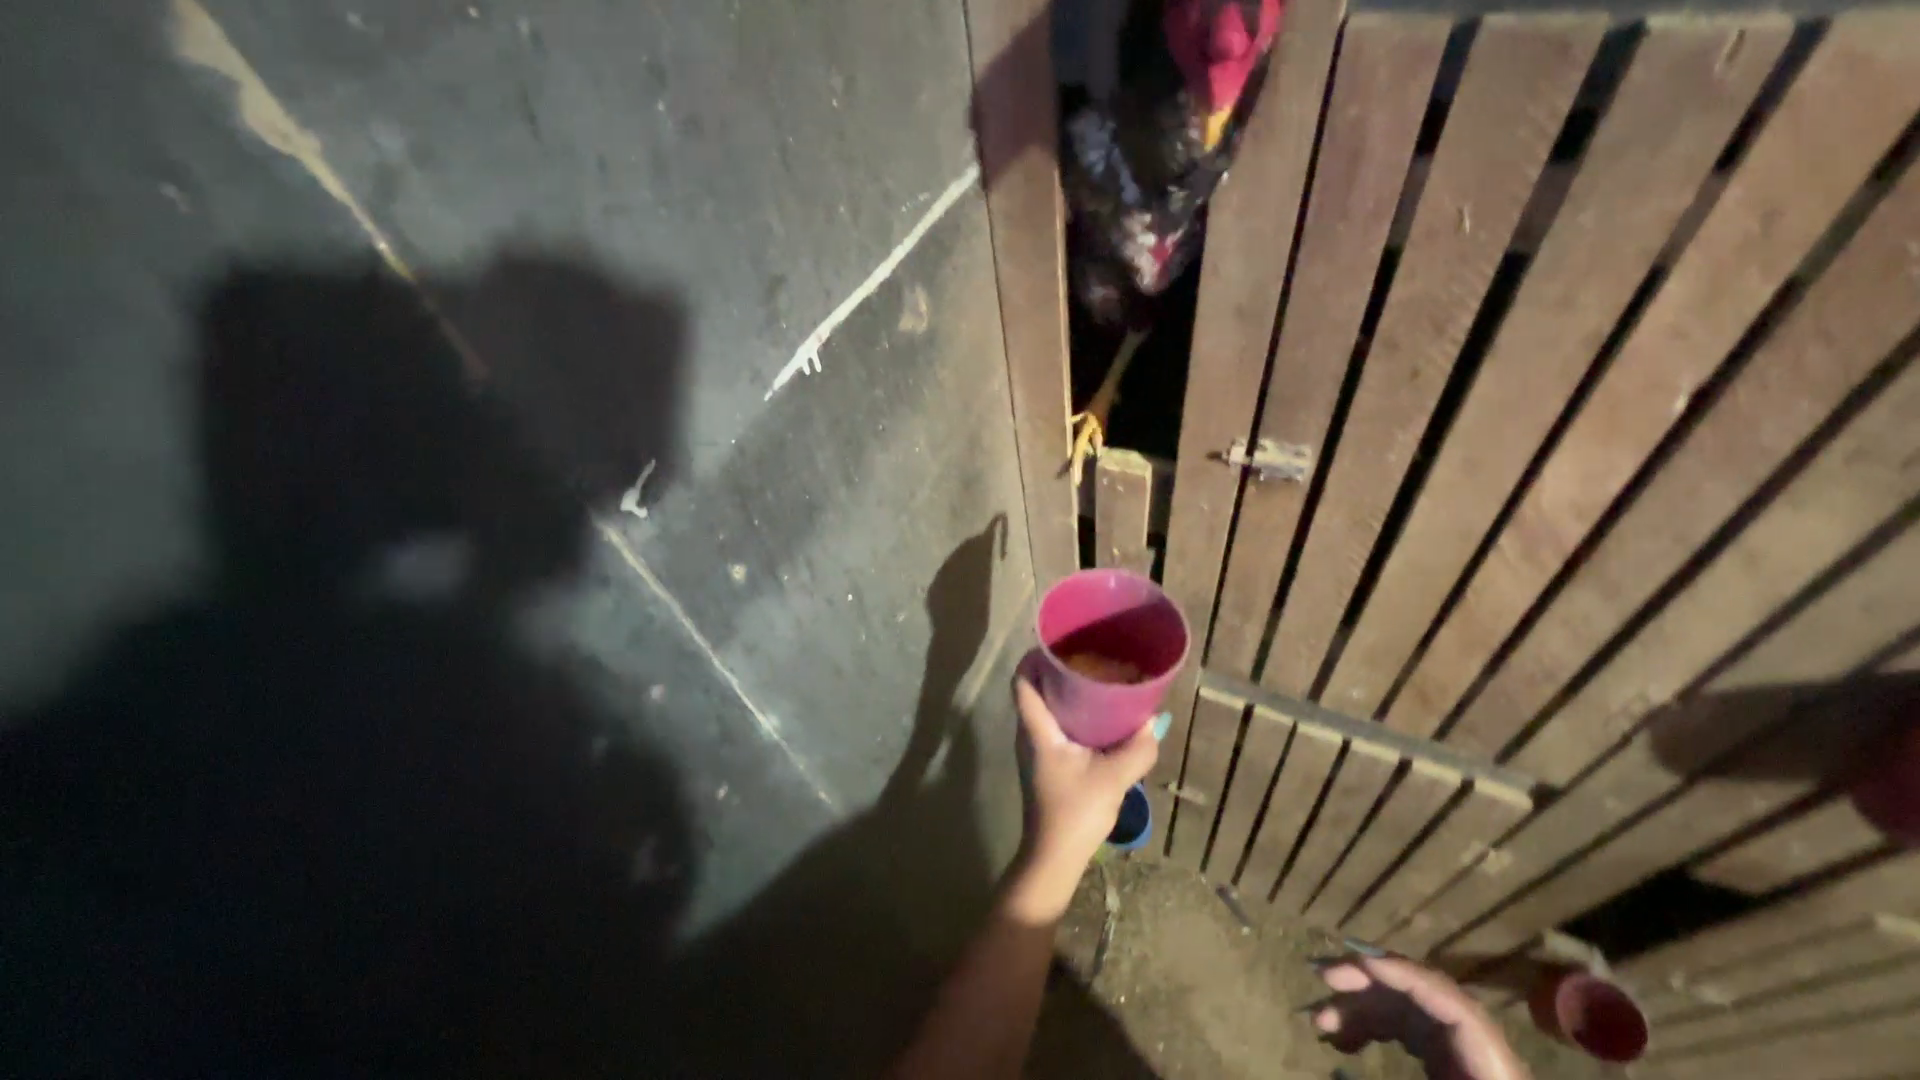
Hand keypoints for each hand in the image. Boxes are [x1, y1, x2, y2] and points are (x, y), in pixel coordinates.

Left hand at [1002, 676, 1157, 922]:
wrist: (1053, 858)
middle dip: (1056, 669)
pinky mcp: (1045, 763)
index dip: (1035, 657)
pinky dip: (1071, 713)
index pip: (1022, 681)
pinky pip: (1054, 724)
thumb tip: (1153, 723)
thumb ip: (1137, 748)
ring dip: (1064, 692)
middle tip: (1089, 656)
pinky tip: (1098, 717)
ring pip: (1044, 707)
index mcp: (1036, 729)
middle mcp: (1029, 734)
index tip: (1062, 643)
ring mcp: (1035, 750)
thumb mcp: (1113, 779)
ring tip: (1097, 679)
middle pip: (1033, 689)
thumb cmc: (1074, 813)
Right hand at [1313, 955, 1529, 1079]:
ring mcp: (1463, 1057)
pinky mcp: (1449, 1067)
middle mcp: (1479, 1052)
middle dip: (1371, 983)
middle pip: (1425, 996)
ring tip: (1321, 1023)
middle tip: (1323, 979)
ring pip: (1409, 1011)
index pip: (1451, 1004)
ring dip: (1362, 1007)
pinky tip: (1344, 1042)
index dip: (1404, 977)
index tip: (1355, 964)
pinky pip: (1408, 1030)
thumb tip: (1333, 1072)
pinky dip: (1373, 1027)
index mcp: (1491, 1070)